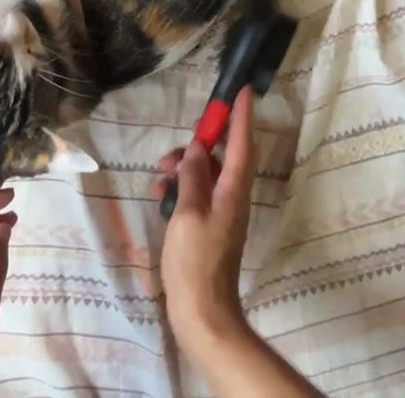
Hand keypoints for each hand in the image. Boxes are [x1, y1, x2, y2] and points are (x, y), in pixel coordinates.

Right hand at [154, 87, 257, 351]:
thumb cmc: (195, 261)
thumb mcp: (188, 212)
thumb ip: (193, 176)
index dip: (242, 116)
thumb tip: (198, 148)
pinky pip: (199, 195)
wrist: (202, 313)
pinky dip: (182, 189)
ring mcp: (224, 214)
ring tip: (159, 177)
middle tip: (173, 150)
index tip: (244, 90)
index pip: (242, 143)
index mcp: (234, 191)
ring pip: (207, 175)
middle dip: (199, 145)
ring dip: (185, 169)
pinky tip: (161, 196)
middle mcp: (234, 198)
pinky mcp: (211, 228)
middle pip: (222, 157)